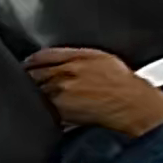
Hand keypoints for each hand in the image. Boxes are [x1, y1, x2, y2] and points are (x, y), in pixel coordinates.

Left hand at [25, 47, 162, 136]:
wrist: (135, 107)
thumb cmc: (125, 87)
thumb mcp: (105, 62)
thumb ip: (75, 59)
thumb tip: (49, 62)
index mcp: (84, 56)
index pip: (43, 55)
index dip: (31, 62)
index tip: (27, 67)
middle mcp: (71, 69)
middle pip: (32, 72)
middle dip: (29, 79)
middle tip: (32, 85)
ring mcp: (62, 86)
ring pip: (32, 88)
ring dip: (32, 93)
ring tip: (43, 97)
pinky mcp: (57, 102)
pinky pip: (37, 103)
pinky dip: (37, 105)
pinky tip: (46, 106)